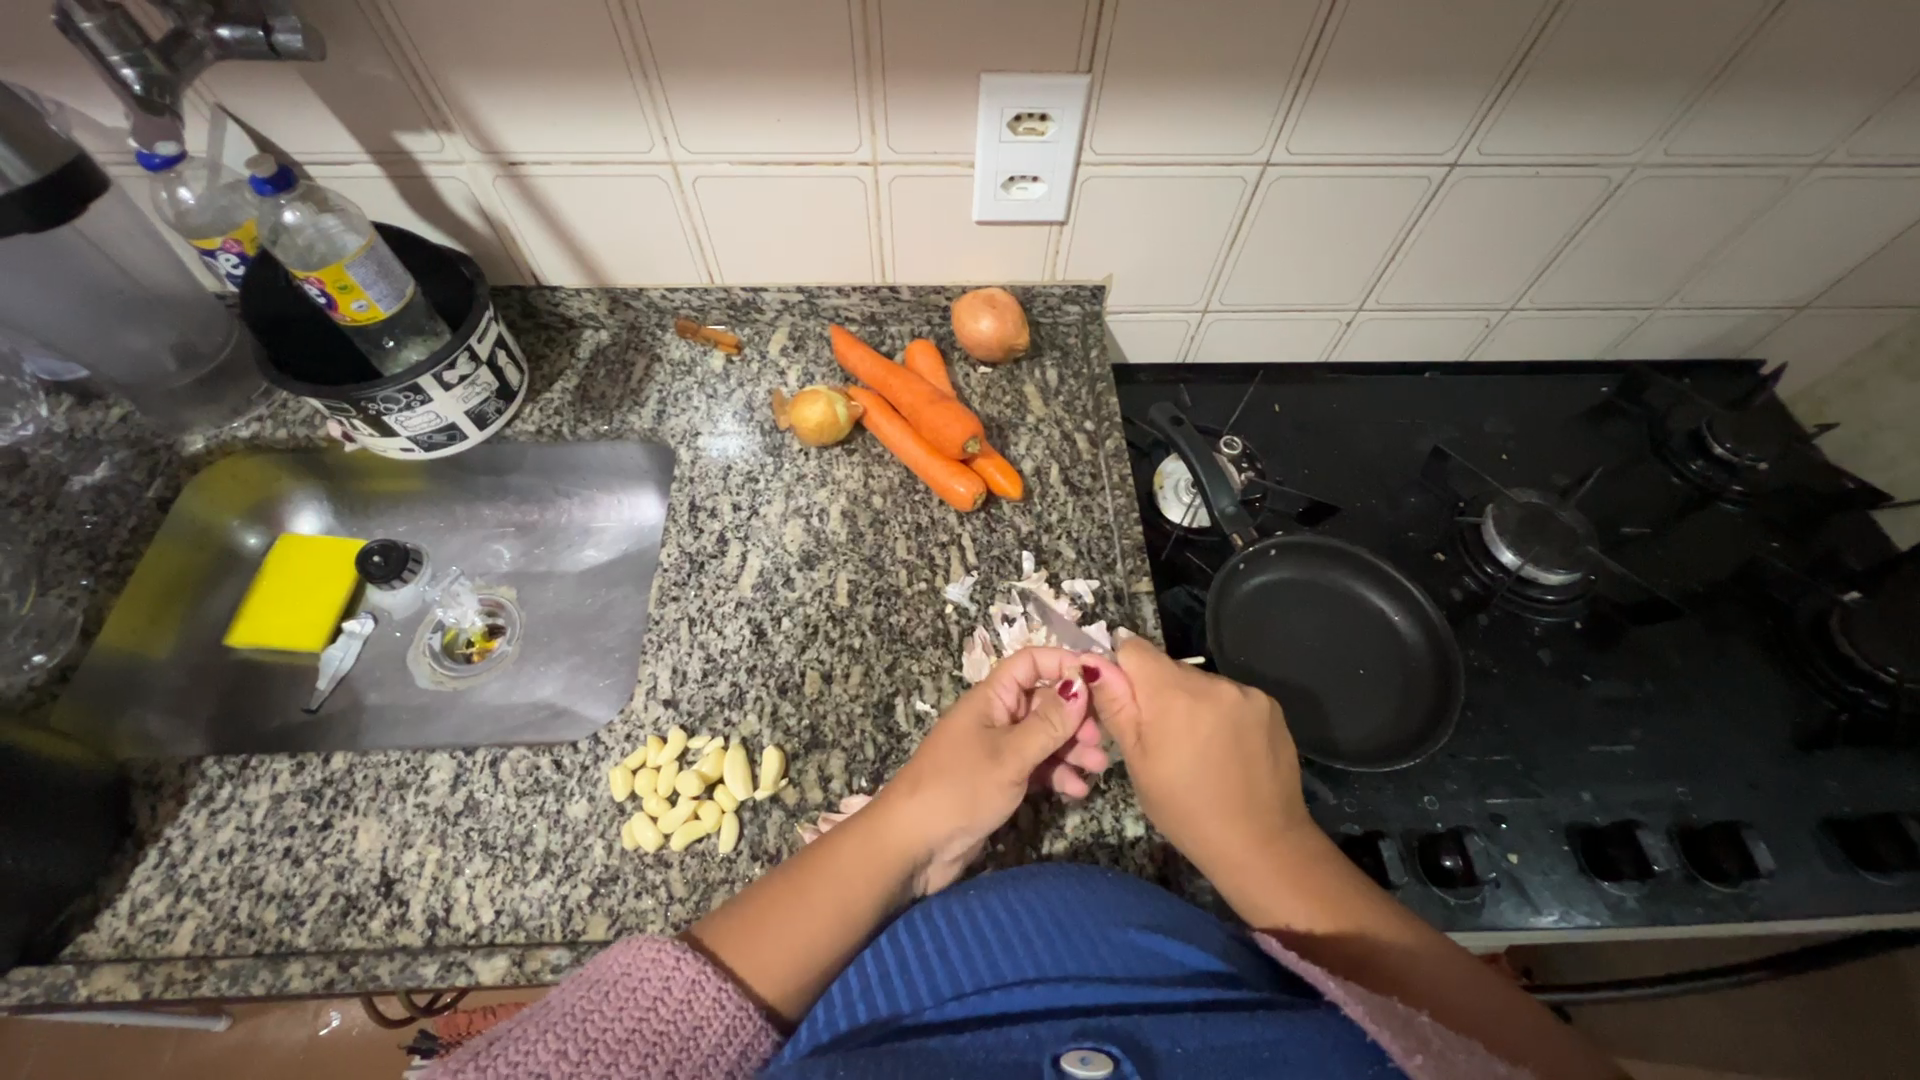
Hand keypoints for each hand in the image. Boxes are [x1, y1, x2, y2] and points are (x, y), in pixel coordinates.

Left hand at [874, 647, 1108, 895]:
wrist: (913, 845)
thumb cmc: (959, 788)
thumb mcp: (1010, 755)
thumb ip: (1049, 723)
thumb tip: (1081, 683)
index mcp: (990, 698)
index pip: (1030, 663)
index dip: (1063, 664)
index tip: (1099, 679)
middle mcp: (995, 717)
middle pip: (1043, 702)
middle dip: (1075, 717)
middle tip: (1100, 740)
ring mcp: (997, 750)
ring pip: (1044, 738)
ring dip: (1071, 749)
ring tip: (1098, 768)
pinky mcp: (999, 781)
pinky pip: (1036, 767)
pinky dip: (1057, 775)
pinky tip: (1077, 791)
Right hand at [1080, 635, 1313, 880]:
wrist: (1263, 845)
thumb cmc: (1185, 810)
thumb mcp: (1137, 762)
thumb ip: (1115, 706)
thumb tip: (1092, 663)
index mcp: (1173, 694)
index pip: (1134, 649)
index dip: (1122, 671)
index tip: (1126, 703)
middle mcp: (1212, 681)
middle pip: (1168, 667)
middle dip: (1158, 693)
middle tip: (1161, 738)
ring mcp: (1246, 692)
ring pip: (1200, 683)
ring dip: (1191, 704)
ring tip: (1197, 749)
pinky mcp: (1271, 706)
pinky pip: (1230, 696)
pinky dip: (1221, 714)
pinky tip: (1226, 749)